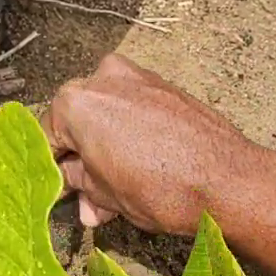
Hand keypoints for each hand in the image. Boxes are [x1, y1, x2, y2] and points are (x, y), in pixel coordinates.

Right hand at [46, 55, 275, 233]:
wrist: (227, 182)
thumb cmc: (163, 189)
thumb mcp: (108, 196)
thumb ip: (84, 187)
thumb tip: (80, 198)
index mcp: (76, 102)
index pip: (48, 140)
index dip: (51, 171)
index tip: (58, 189)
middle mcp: (103, 78)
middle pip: (78, 122)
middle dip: (82, 158)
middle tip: (90, 195)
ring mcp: (138, 77)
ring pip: (108, 115)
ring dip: (108, 147)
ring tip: (120, 186)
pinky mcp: (166, 86)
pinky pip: (136, 110)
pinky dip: (132, 134)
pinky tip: (143, 166)